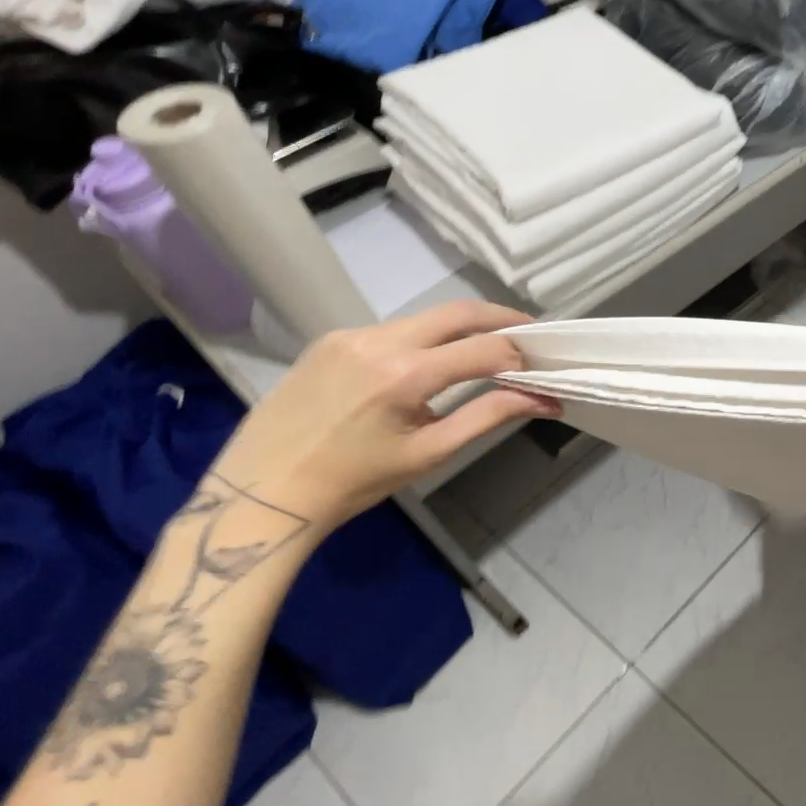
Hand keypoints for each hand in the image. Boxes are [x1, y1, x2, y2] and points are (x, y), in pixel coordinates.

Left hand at [209, 301, 558, 529]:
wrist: (260, 494)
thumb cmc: (352, 482)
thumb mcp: (429, 453)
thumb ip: (489, 415)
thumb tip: (544, 399)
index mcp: (404, 374)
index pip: (484, 348)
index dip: (521, 356)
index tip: (544, 365)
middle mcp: (377, 341)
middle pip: (458, 312)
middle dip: (501, 319)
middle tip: (531, 334)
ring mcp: (349, 336)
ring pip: (425, 319)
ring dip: (462, 329)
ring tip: (486, 349)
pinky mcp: (329, 340)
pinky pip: (392, 329)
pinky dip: (424, 338)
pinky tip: (432, 362)